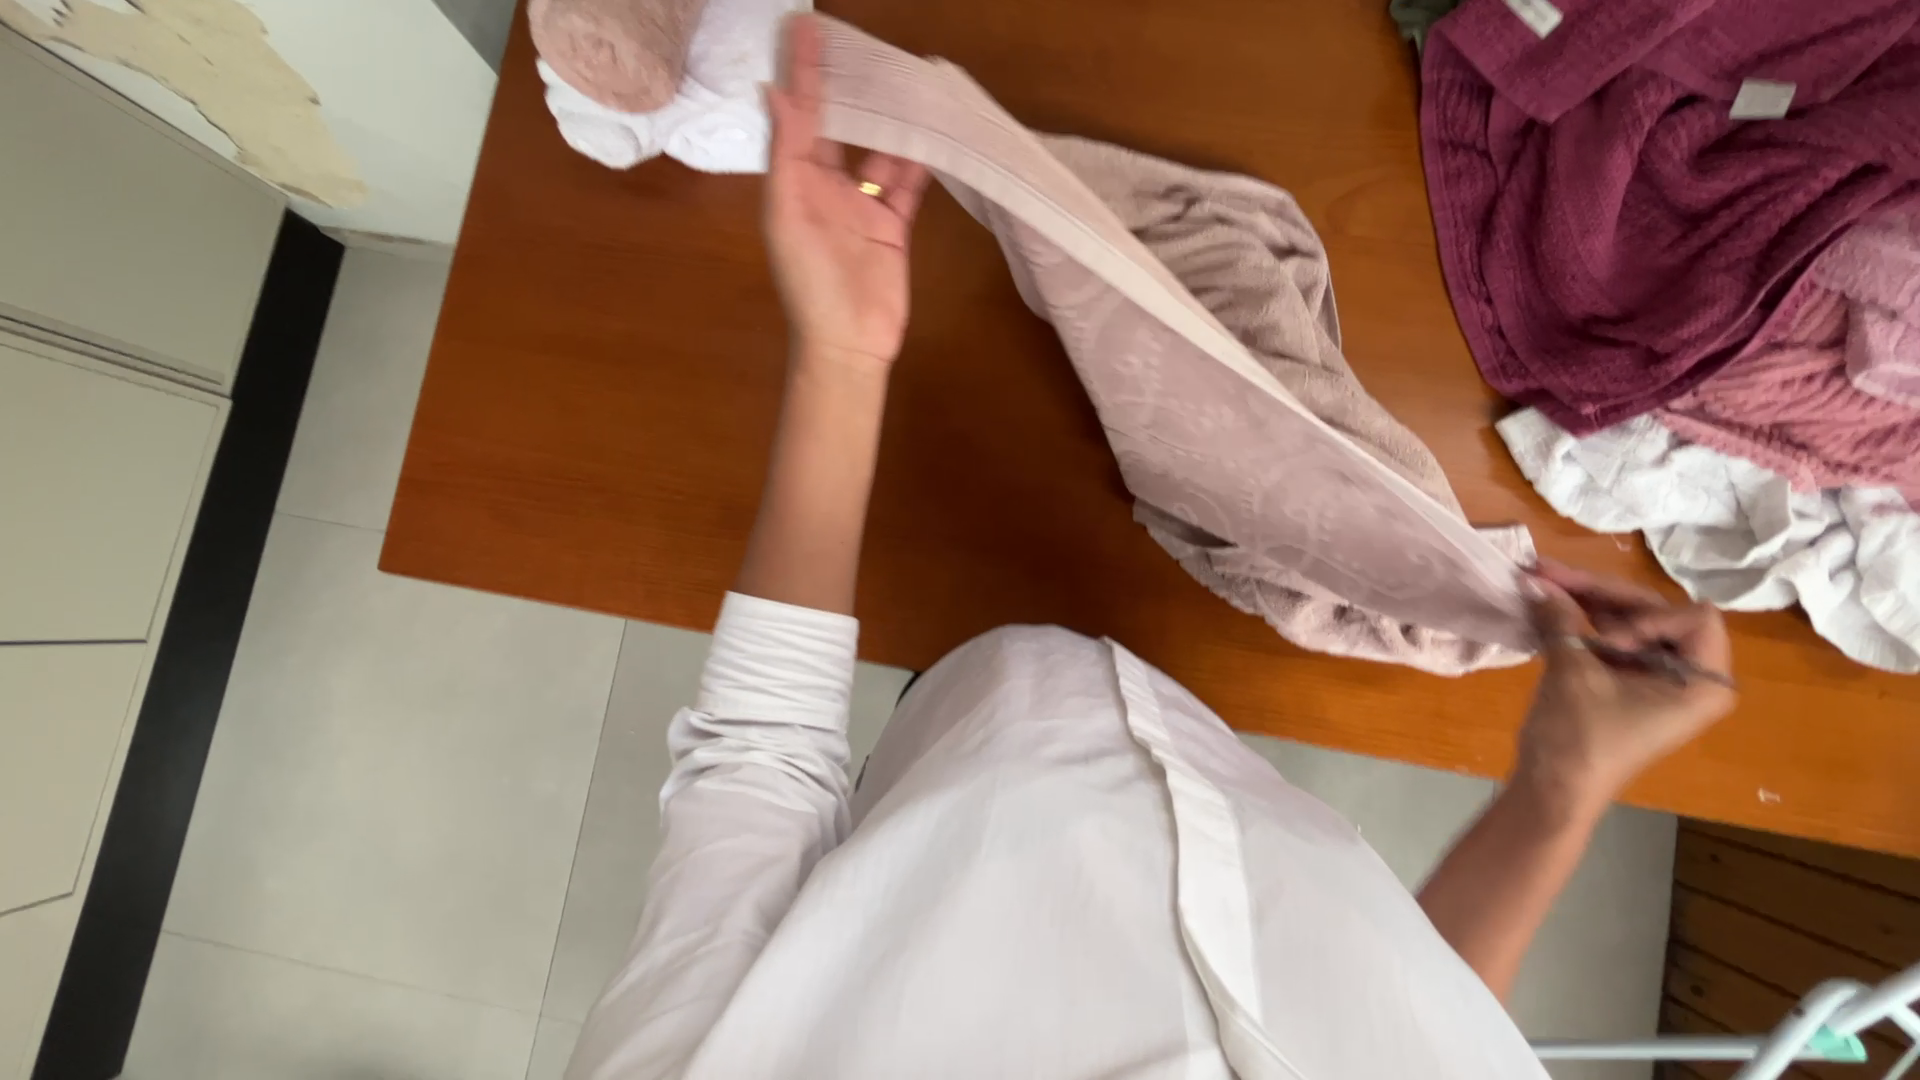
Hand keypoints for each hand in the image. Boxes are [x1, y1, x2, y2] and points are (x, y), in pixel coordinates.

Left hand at [763, 15, 931, 367]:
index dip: (804, 74)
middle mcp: (827, 189)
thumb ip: (786, 155)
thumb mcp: (787, 215)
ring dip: (889, 120)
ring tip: (903, 79)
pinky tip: (928, 131)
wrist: (848, 342)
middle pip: (840, 127)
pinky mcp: (893, 227)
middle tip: (861, 44)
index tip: (807, 28)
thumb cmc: (810, 283)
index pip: (799, 117)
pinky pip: (907, 185)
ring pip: (878, 152)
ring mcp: (863, 208)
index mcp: (795, 183)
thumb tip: (775, 92)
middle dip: (848, 89)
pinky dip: (917, 161)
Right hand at [1515, 558, 1736, 812]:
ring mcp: (1651, 679)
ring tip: (1535, 581)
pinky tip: (1542, 607)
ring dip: (1581, 603)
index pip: (1691, 618)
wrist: (1554, 789)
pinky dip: (1576, 623)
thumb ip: (1561, 622)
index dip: (1645, 617)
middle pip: (1651, 614)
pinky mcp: (1620, 684)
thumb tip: (1535, 581)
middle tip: (1545, 573)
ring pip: (1623, 623)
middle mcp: (1686, 676)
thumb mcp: (1573, 674)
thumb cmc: (1580, 737)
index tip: (1605, 639)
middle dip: (1598, 594)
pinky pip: (1605, 641)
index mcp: (1702, 682)